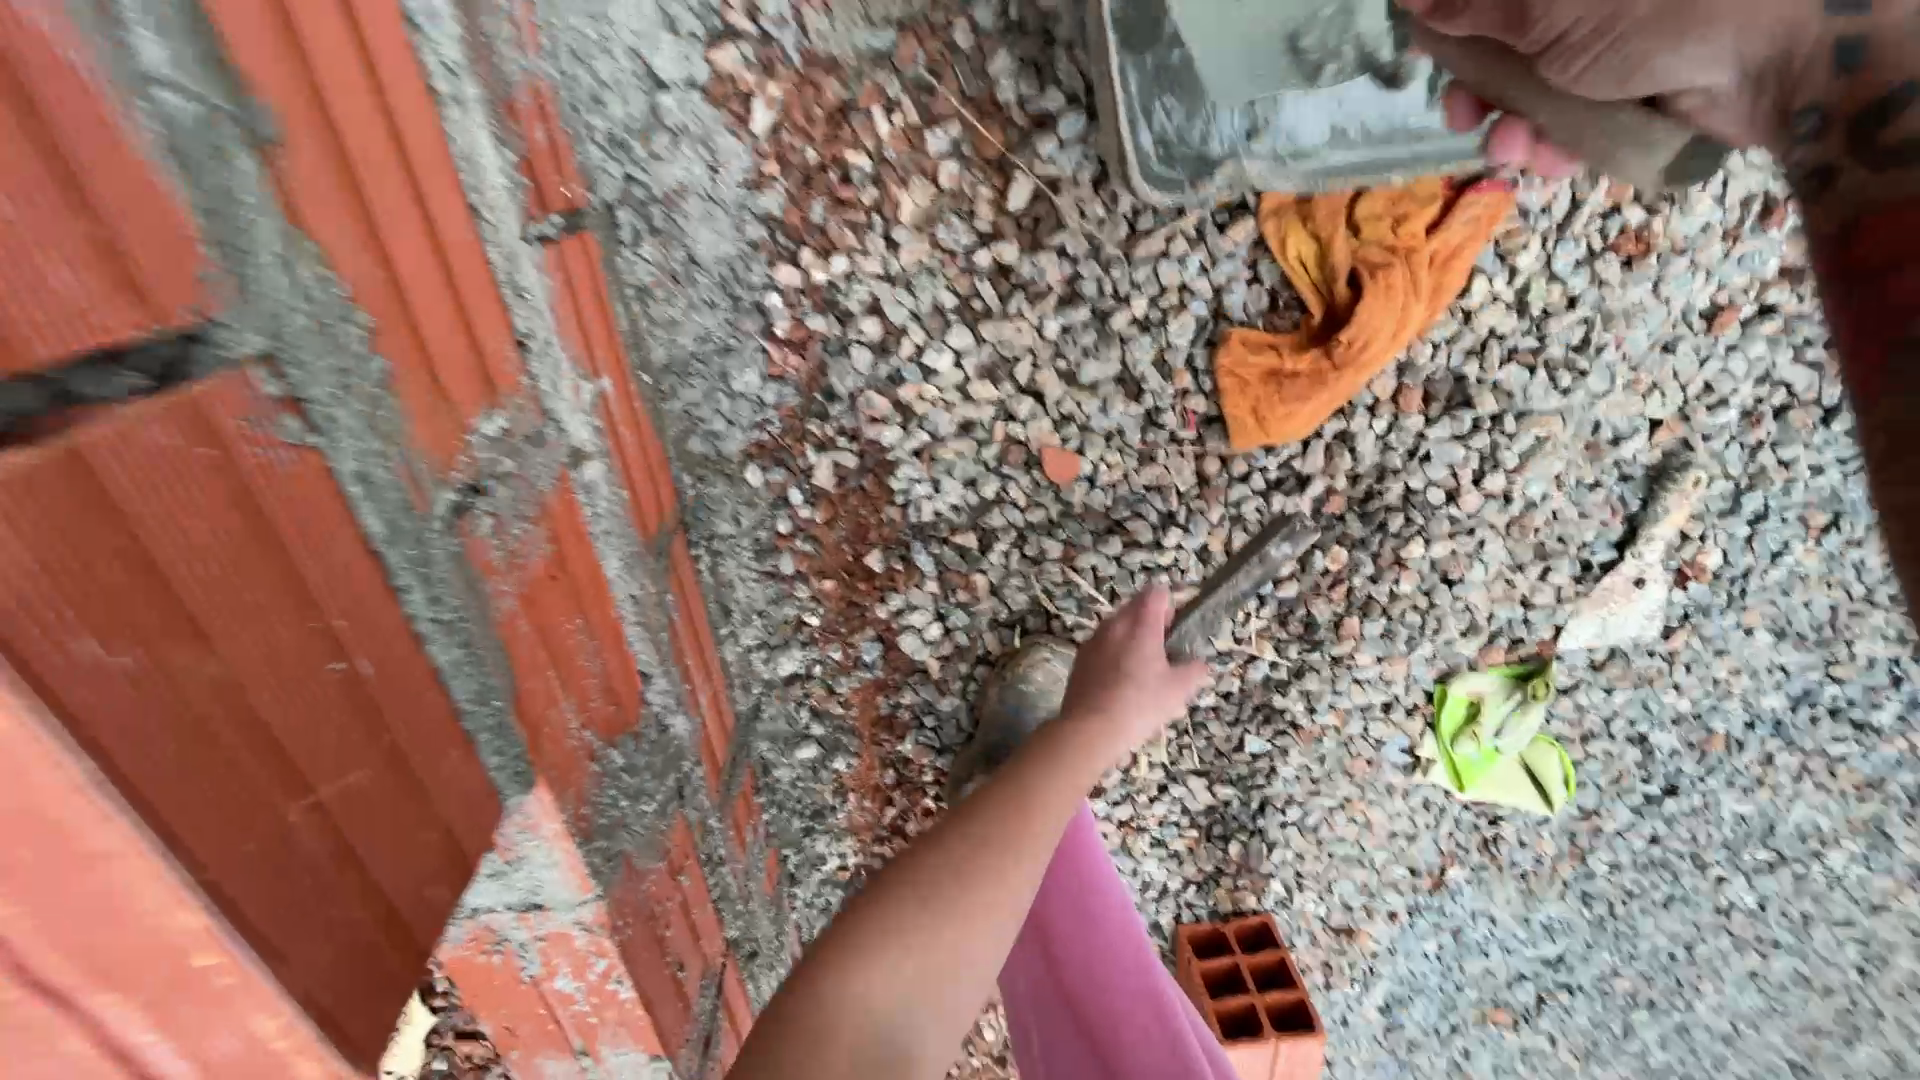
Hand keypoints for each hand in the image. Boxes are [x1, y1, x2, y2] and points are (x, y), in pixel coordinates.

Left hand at [1057, 585, 1209, 763]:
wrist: (1090, 727)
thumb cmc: (1140, 704)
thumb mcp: (1178, 690)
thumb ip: (1195, 671)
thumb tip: (1201, 664)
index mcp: (1140, 624)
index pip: (1156, 593)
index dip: (1170, 604)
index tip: (1176, 628)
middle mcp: (1114, 624)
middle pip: (1135, 606)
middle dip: (1152, 621)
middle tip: (1164, 651)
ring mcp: (1093, 639)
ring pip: (1117, 625)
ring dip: (1132, 637)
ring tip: (1143, 668)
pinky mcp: (1080, 656)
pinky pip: (1102, 644)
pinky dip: (1114, 652)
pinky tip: (1120, 681)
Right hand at [1399, 0, 1825, 174]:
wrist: (1770, 60)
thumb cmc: (1657, 12)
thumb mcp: (1547, 9)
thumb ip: (1477, 6)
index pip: (1491, 1)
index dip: (1452, 23)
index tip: (1424, 51)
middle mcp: (1588, 6)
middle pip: (1504, 48)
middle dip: (1476, 92)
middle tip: (1460, 117)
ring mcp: (1609, 48)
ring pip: (1530, 95)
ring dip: (1510, 130)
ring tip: (1516, 148)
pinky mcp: (1626, 91)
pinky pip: (1567, 122)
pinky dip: (1553, 145)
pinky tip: (1555, 156)